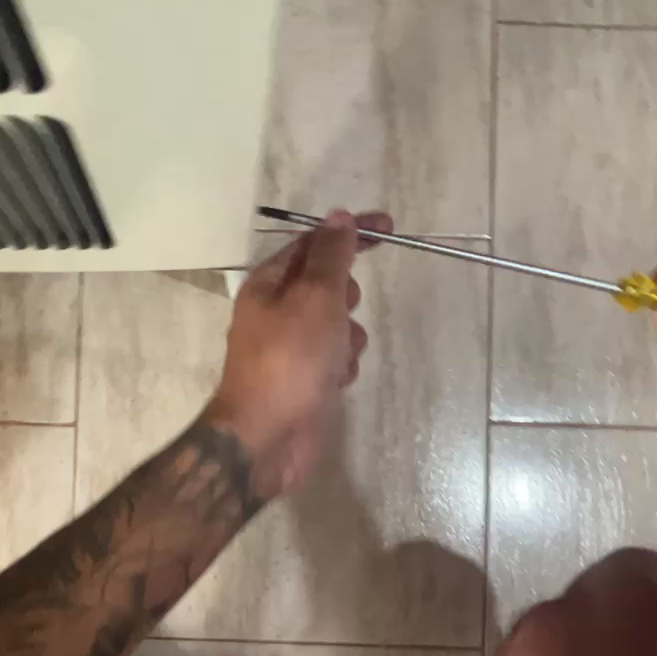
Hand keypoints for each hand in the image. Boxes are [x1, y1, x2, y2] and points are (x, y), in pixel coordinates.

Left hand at [205, 209, 391, 494]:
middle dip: (345, 297)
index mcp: (267, 285)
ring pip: (335, 325)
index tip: (389, 228)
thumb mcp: (315, 299)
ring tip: (337, 356)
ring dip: (348, 337)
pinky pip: (334, 359)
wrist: (267, 438)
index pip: (313, 244)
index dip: (349, 233)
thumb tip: (339, 217)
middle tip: (342, 311)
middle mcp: (274, 312)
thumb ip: (331, 257)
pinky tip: (334, 383)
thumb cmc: (290, 361)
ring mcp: (288, 349)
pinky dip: (341, 367)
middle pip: (325, 285)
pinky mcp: (303, 380)